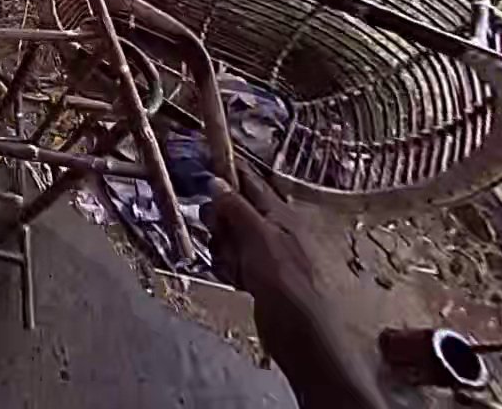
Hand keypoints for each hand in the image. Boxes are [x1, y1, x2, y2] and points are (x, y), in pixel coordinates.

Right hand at [205, 171, 386, 408]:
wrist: (303, 341)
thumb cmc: (285, 284)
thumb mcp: (259, 239)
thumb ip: (236, 207)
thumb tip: (214, 179)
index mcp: (280, 215)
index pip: (248, 179)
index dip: (225, 168)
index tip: (198, 160)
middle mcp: (273, 229)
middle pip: (231, 206)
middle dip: (218, 218)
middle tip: (217, 232)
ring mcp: (265, 252)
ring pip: (227, 232)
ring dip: (221, 245)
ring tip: (230, 263)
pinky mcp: (257, 273)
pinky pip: (230, 256)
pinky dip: (226, 264)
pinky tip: (232, 276)